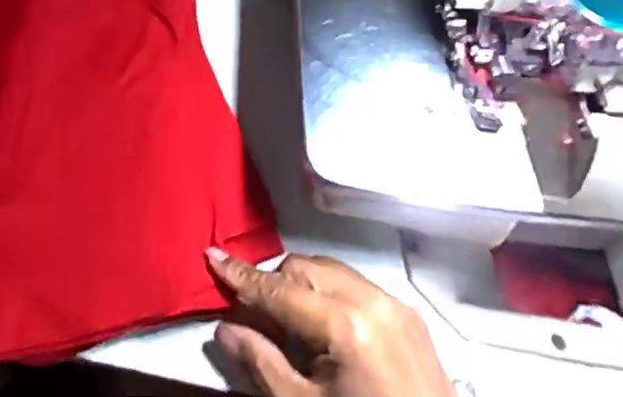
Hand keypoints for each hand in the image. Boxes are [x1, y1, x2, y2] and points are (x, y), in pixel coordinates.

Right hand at [206, 247, 454, 396]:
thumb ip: (262, 363)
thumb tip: (227, 328)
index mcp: (345, 324)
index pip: (280, 288)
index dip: (242, 275)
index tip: (214, 257)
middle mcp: (372, 300)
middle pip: (306, 267)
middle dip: (273, 283)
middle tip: (249, 314)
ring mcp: (394, 303)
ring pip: (332, 270)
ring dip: (302, 286)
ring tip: (285, 326)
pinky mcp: (409, 314)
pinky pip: (358, 286)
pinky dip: (332, 296)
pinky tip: (321, 331)